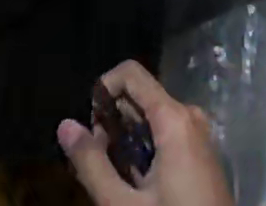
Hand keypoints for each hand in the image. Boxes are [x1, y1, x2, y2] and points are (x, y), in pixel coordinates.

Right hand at [58, 61, 232, 205]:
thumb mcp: (124, 205)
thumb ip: (92, 164)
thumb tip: (65, 126)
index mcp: (174, 116)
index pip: (131, 74)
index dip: (103, 90)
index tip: (88, 126)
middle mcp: (188, 115)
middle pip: (140, 98)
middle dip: (110, 123)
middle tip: (93, 163)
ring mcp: (197, 134)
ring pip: (150, 120)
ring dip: (125, 142)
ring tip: (108, 178)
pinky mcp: (199, 153)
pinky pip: (165, 136)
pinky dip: (143, 151)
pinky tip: (131, 186)